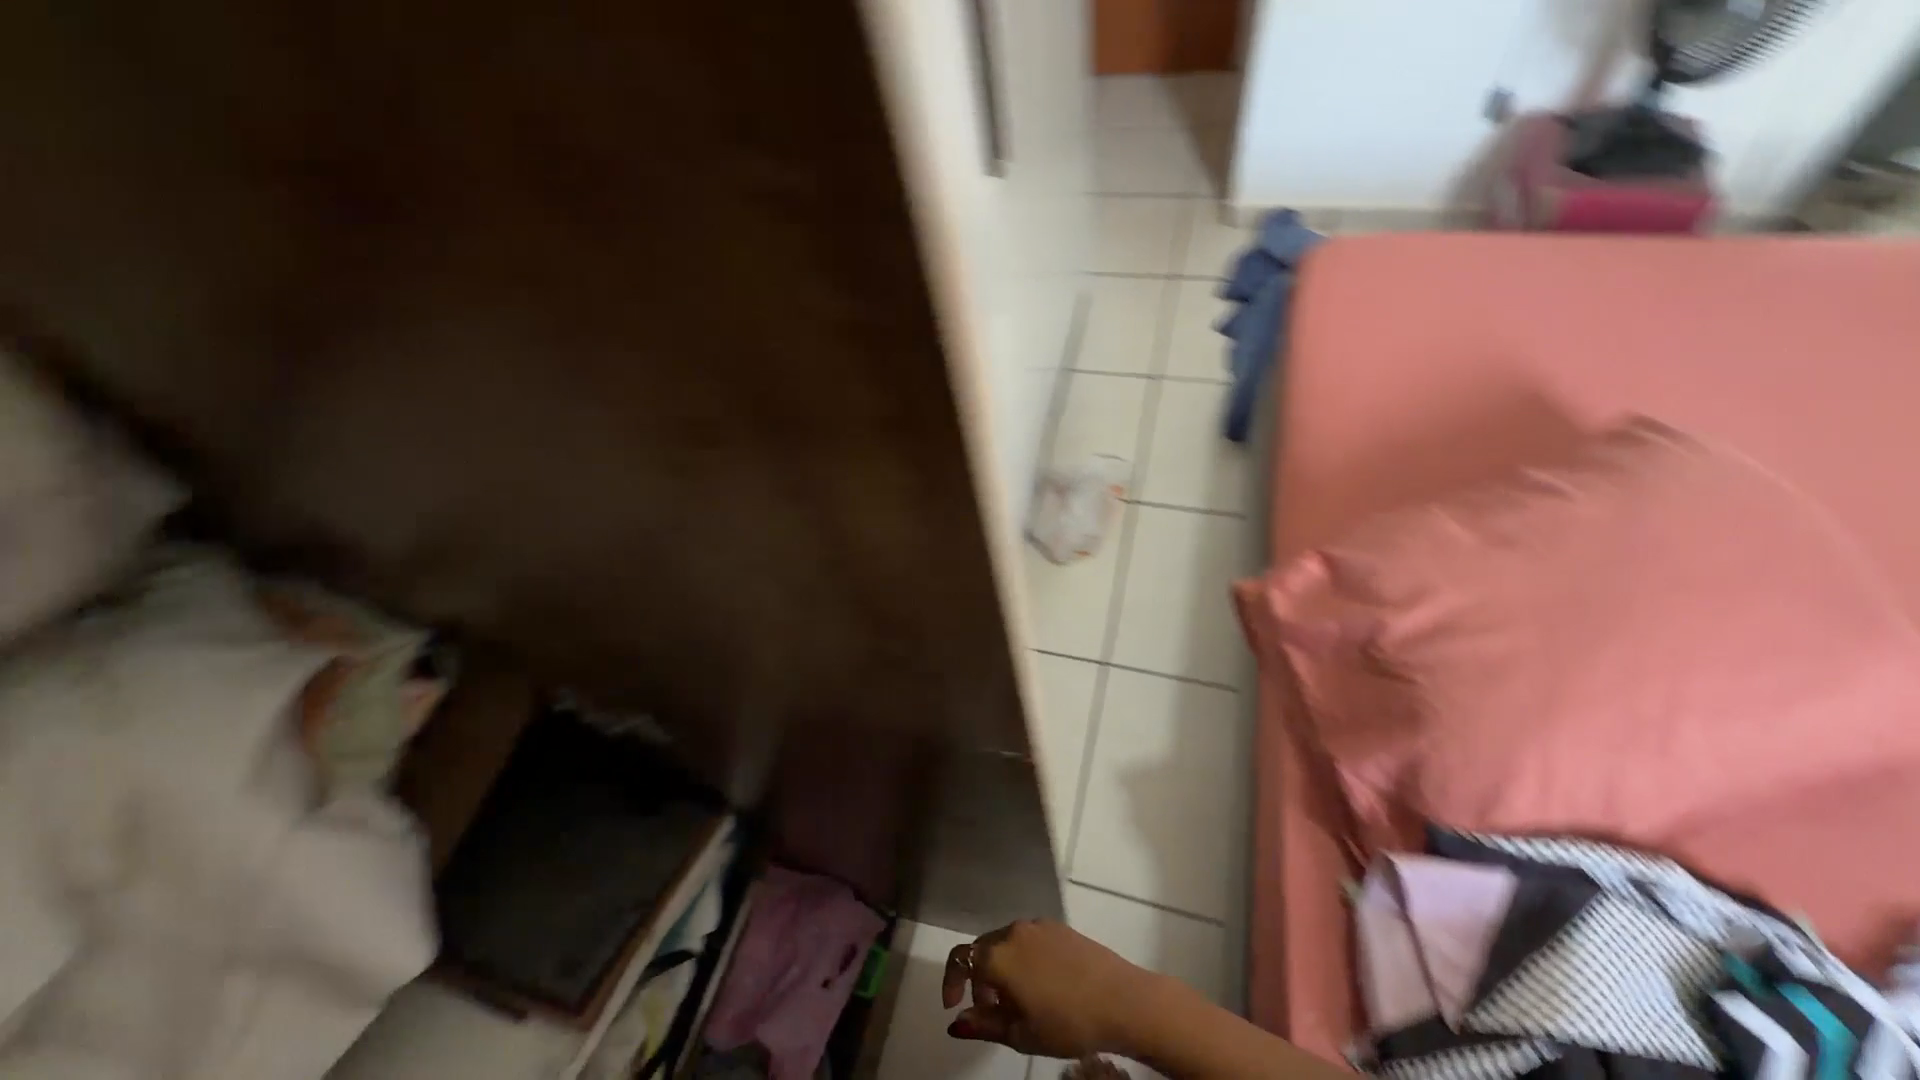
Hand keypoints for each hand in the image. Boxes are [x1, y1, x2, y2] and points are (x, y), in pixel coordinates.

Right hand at [939, 919, 1165, 1058]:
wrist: (1123, 1000)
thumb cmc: (1068, 1023)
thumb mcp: (1021, 1034)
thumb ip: (984, 1024)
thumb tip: (957, 1021)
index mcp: (999, 956)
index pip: (959, 958)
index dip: (950, 981)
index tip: (955, 1006)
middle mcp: (1015, 932)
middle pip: (983, 949)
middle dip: (979, 979)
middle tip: (992, 1010)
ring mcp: (1040, 926)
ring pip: (1007, 943)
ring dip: (1002, 968)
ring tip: (1019, 1001)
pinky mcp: (1061, 927)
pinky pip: (1029, 939)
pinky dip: (1023, 959)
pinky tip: (1042, 985)